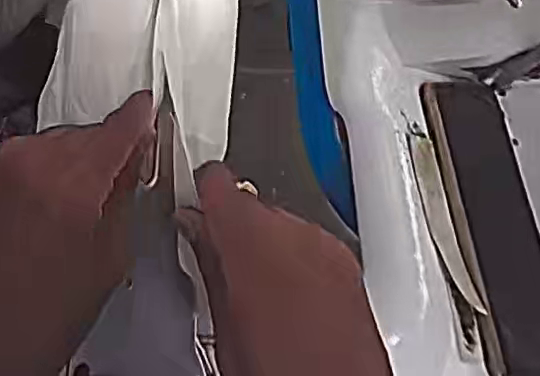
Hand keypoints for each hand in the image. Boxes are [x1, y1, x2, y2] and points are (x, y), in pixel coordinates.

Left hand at [0, 91, 154, 375]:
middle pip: (95, 131)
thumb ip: (128, 187)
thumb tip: (139, 149)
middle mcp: (41, 162)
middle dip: (109, 150)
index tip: (148, 108)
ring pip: (69, 135)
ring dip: (80, 155)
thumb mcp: (113, 250)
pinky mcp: (0, 161)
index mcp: (76, 184)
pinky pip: (42, 144)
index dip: (140, 116)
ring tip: (76, 201)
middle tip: (112, 185)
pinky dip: (53, 160)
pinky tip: (53, 193)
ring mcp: (16, 158)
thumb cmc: (49, 305)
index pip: (120, 125)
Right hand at [177, 163, 391, 375]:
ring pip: (280, 224)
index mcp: (250, 237)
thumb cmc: (282, 373)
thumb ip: (207, 265)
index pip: (217, 183)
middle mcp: (290, 229)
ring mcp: (323, 242)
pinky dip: (297, 260)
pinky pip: (309, 243)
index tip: (194, 207)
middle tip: (225, 271)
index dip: (201, 192)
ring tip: (261, 297)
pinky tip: (291, 301)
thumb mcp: (223, 328)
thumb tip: (195, 232)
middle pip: (249, 207)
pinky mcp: (346, 261)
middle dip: (235, 230)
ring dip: (268, 245)